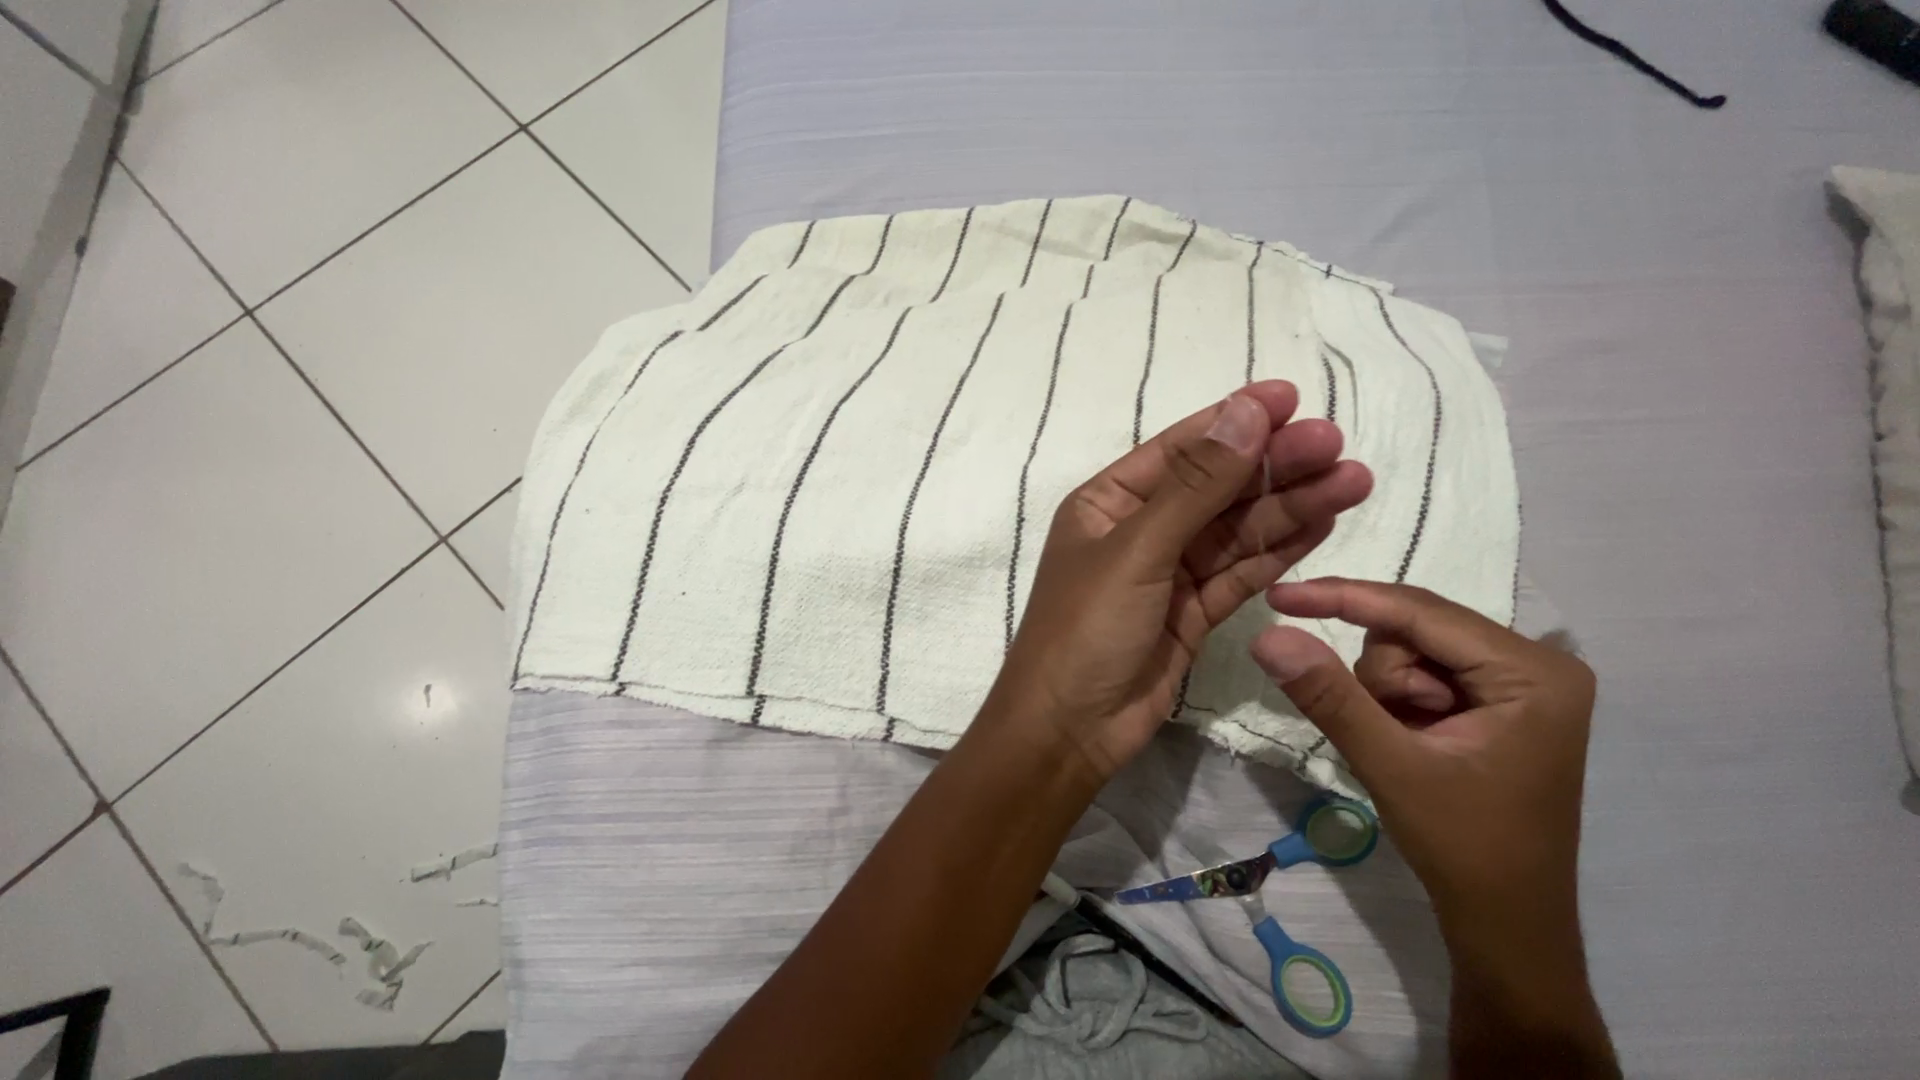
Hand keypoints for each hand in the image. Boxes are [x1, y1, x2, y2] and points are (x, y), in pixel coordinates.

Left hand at [975, 381, 1372, 787]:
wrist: (1068, 730)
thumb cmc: (1086, 629)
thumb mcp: (1136, 550)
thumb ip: (1195, 486)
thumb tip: (1245, 412)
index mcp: (1110, 502)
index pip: (1181, 449)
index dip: (1234, 421)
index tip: (1290, 397)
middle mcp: (1141, 529)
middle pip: (1218, 487)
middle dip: (1275, 465)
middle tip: (1337, 444)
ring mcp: (1169, 572)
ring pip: (1238, 530)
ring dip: (1291, 505)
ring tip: (1353, 480)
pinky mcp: (1194, 612)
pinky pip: (1242, 572)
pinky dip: (1280, 549)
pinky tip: (1323, 523)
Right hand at [1251, 579, 1617, 1079]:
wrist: (1507, 921)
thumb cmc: (1464, 847)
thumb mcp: (1390, 765)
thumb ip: (1329, 696)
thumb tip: (1267, 635)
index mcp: (1532, 671)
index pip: (1420, 611)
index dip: (1344, 598)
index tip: (1278, 596)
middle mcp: (1536, 663)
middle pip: (1416, 630)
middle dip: (1382, 678)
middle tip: (1391, 734)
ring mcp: (1520, 684)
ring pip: (1413, 651)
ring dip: (1387, 694)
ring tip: (1407, 748)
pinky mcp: (1501, 703)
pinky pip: (1425, 675)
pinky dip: (1399, 704)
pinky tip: (1414, 745)